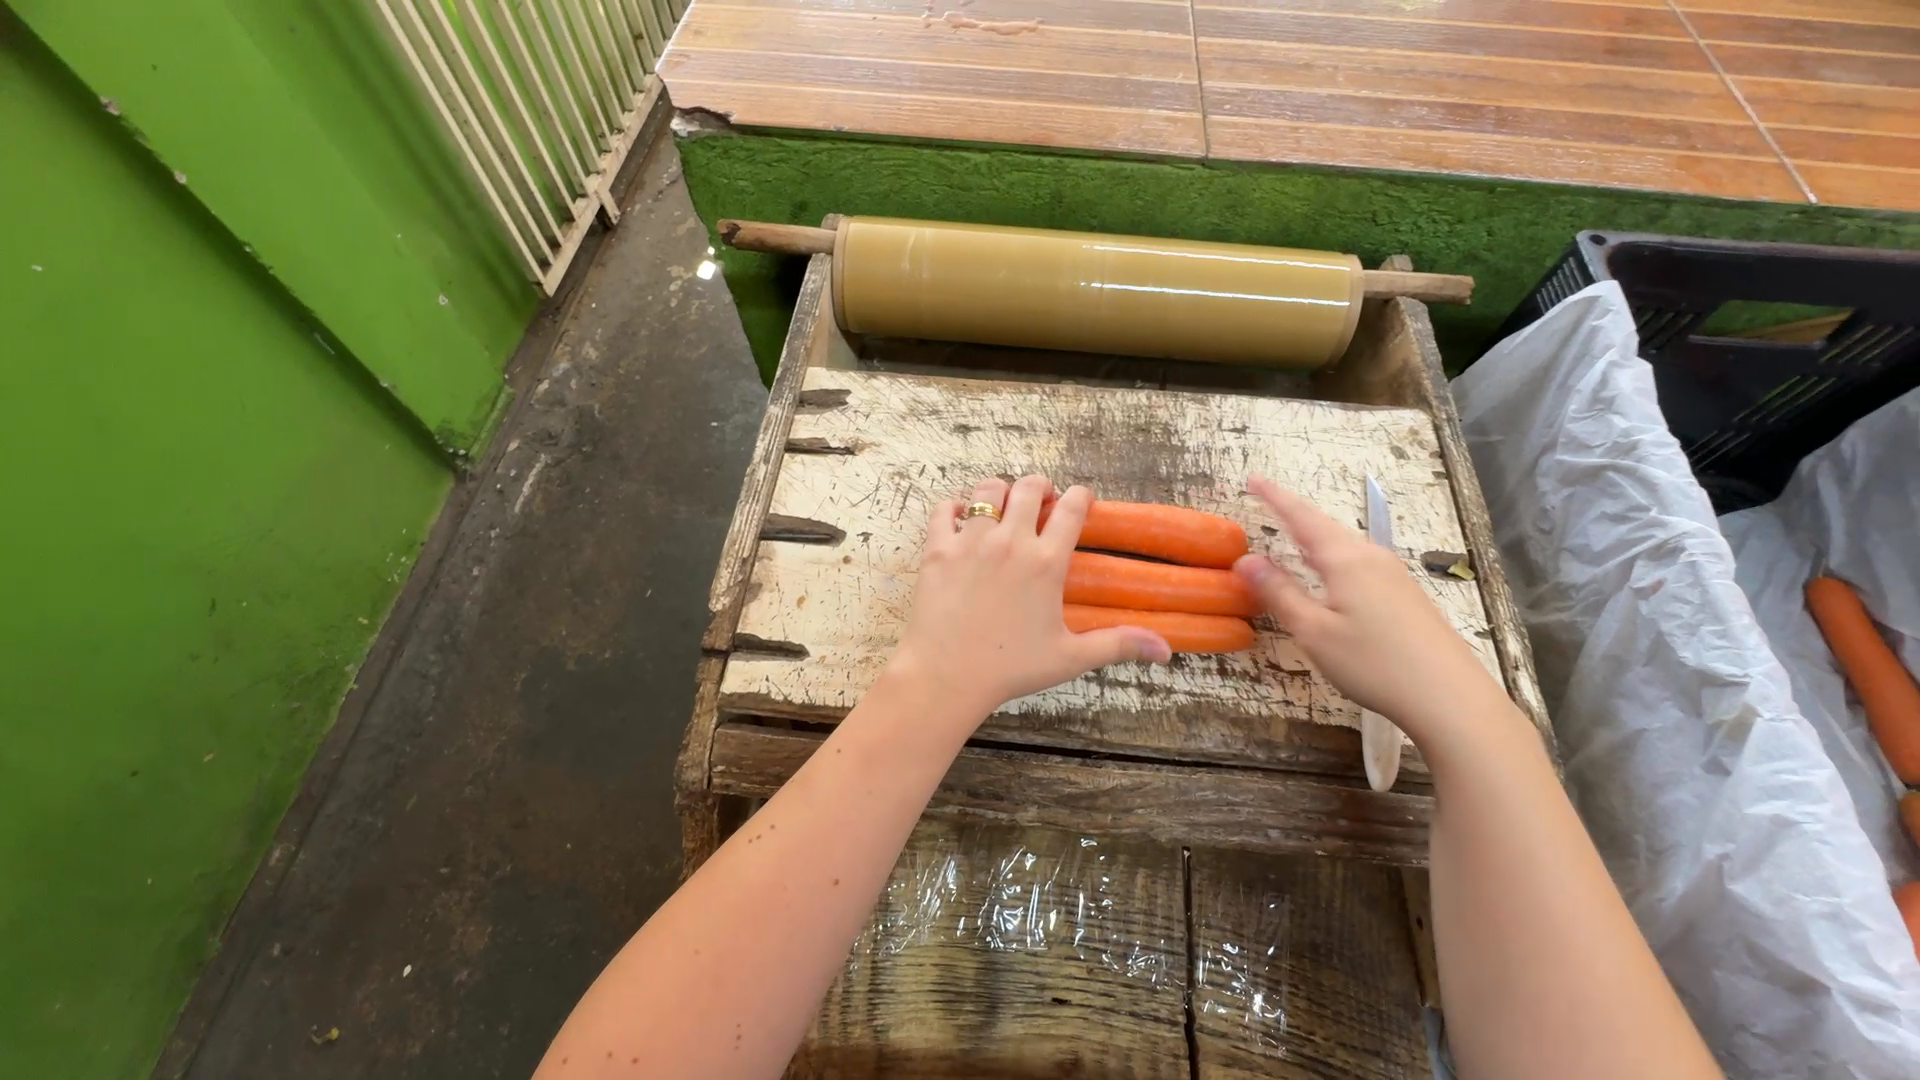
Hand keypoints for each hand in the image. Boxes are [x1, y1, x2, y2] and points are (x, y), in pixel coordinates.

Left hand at [888, 475, 1172, 724]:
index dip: (1081, 495)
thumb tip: (1165, 649)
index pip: (1072, 507)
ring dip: (999, 491)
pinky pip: (944, 510)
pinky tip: (960, 520)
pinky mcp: (937, 549)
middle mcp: (1010, 541)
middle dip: (1040, 487)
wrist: (946, 676)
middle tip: (1041, 500)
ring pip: (987, 490)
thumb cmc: (1010, 668)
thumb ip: (1118, 645)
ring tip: (1002, 506)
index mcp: (1047, 562)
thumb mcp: (1070, 658)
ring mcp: (970, 541)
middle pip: (1029, 487)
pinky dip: (953, 508)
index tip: (1081, 499)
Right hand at [1233, 475, 1506, 743]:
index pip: (1302, 518)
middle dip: (1294, 513)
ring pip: (1345, 545)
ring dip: (1314, 536)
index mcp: (1346, 560)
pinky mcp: (1405, 597)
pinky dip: (1332, 556)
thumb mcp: (1314, 631)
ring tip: (1290, 534)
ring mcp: (1394, 576)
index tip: (1253, 479)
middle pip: (1326, 527)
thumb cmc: (1374, 663)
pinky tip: (1328, 573)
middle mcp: (1372, 558)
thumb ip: (1279, 593)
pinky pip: (1359, 563)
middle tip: (1266, 501)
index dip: (1275, 497)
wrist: (1450, 698)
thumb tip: (1246, 559)